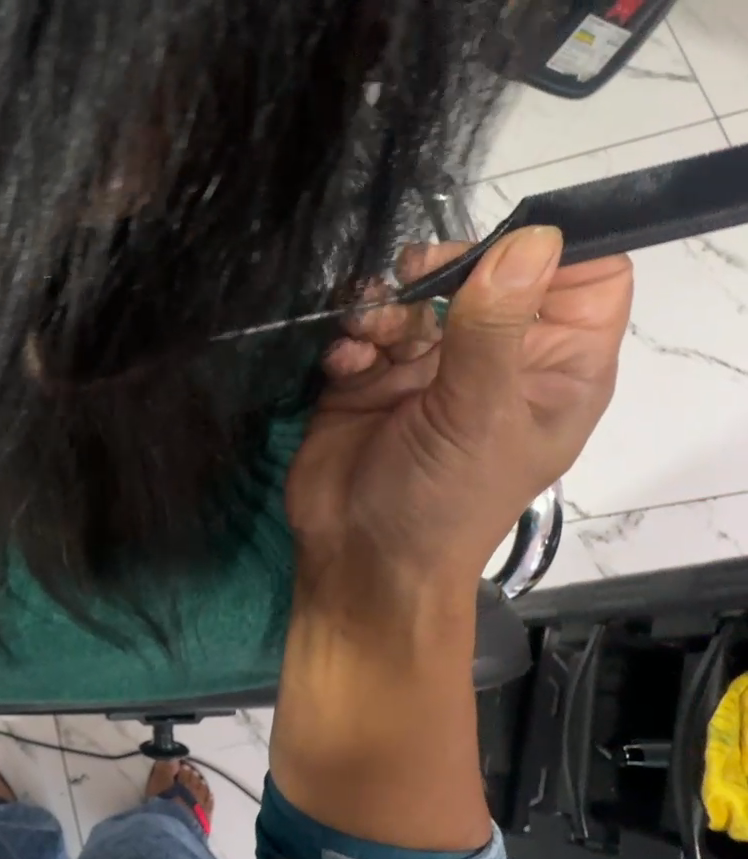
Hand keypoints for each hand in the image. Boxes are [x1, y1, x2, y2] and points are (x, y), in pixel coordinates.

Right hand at [286, 227, 631, 600]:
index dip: (545, 255)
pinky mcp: (362, 383)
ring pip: (411, 303)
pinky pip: (358, 338)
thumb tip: (531, 238)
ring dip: (382, 309)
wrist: (358, 555)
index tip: (492, 255)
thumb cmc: (443, 497)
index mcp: (553, 365)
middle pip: (480, 278)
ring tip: (362, 334)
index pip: (581, 278)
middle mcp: (490, 359)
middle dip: (442, 276)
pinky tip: (342, 366)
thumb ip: (494, 328)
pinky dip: (346, 342)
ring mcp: (421, 371)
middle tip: (408, 281)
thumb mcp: (478, 413)